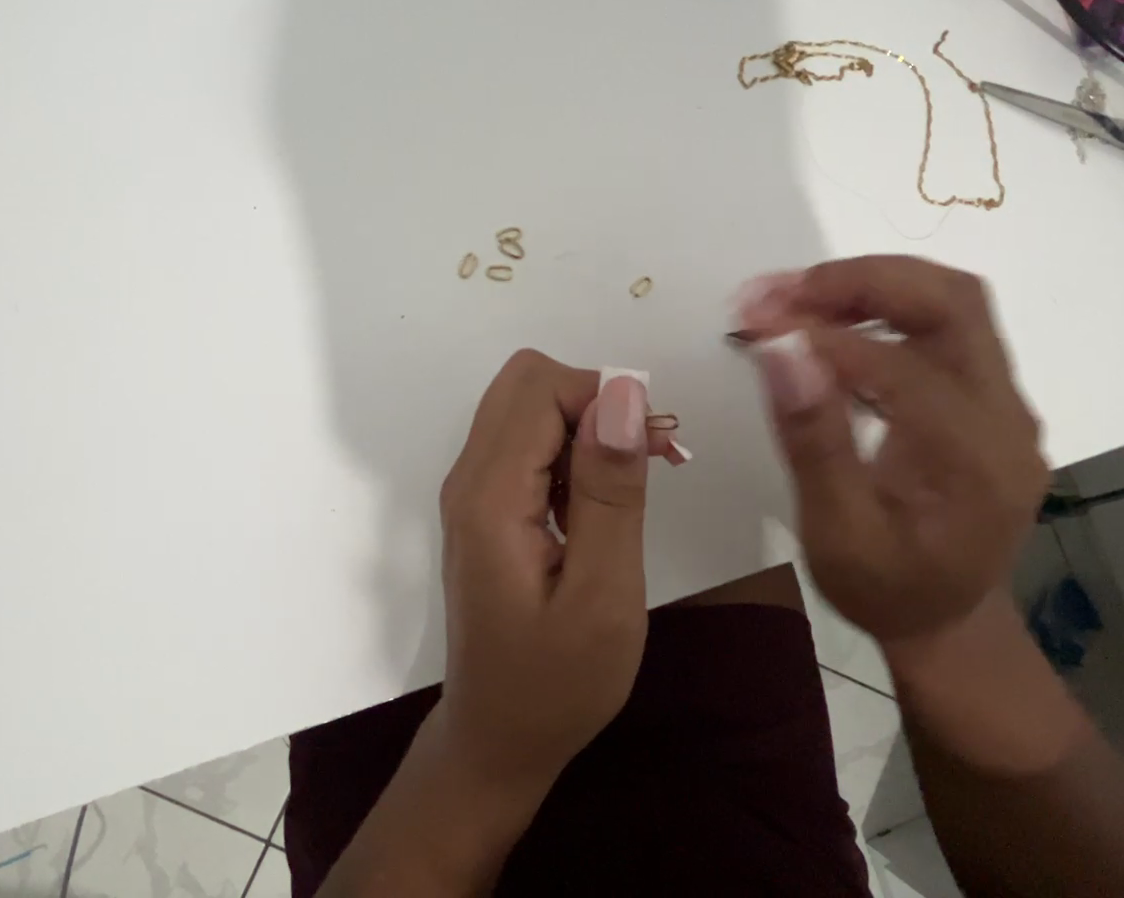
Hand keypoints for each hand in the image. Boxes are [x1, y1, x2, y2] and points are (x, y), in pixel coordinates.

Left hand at [432, 349, 654, 788]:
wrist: (499, 739)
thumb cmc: (557, 684)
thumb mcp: (603, 596)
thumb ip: (610, 492)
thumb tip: (624, 394)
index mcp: (489, 497)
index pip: (540, 389)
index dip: (604, 398)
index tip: (655, 448)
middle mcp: (468, 478)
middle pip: (526, 384)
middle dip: (596, 402)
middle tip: (648, 457)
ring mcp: (472, 492)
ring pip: (528, 409)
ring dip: (589, 427)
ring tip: (638, 483)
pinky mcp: (486, 508)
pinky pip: (528, 445)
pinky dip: (573, 453)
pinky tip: (604, 506)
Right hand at [737, 256, 1049, 642]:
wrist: (950, 624)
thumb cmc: (887, 591)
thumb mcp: (837, 534)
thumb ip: (814, 443)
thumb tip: (780, 352)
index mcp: (975, 459)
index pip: (902, 365)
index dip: (824, 336)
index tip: (754, 323)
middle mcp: (1007, 417)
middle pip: (952, 303)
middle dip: (861, 281)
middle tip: (780, 290)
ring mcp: (1004, 404)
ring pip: (951, 305)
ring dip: (871, 288)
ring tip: (794, 300)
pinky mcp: (987, 400)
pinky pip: (941, 331)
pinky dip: (881, 313)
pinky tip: (828, 329)